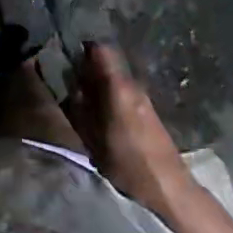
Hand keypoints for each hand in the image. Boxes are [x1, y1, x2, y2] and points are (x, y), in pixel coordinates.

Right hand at [68, 42, 195, 213]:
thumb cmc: (128, 163)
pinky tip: (96, 109)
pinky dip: (106, 92)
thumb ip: (78, 109)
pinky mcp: (146, 108)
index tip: (64, 50)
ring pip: (112, 76)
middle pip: (105, 61)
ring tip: (77, 92)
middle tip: (65, 75)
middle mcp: (131, 83)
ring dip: (96, 80)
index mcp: (118, 86)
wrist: (168, 186)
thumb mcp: (93, 139)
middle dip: (85, 65)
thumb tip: (67, 86)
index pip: (100, 48)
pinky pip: (120, 89)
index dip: (81, 46)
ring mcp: (141, 95)